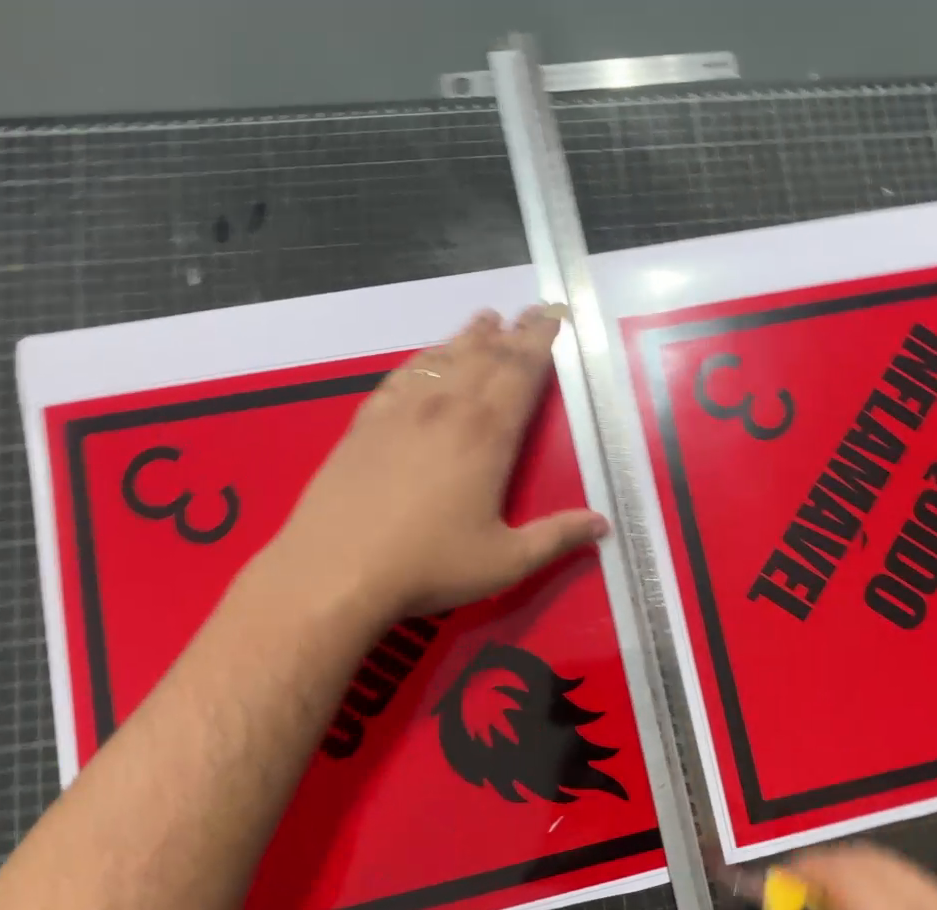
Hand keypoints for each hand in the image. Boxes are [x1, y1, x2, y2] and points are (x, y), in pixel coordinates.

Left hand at [261, 305, 608, 621]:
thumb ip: (556, 538)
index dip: (540, 343)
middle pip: (486, 357)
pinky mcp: (366, 424)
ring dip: (469, 337)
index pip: (521, 374)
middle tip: (532, 311)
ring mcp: (401, 413)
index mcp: (487, 437)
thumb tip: (602, 525)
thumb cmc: (428, 566)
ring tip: (486, 320)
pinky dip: (423, 359)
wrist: (334, 572)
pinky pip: (402, 377)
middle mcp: (446, 410)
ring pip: (443, 359)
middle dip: (513, 332)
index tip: (554, 318)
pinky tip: (427, 357)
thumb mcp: (505, 561)